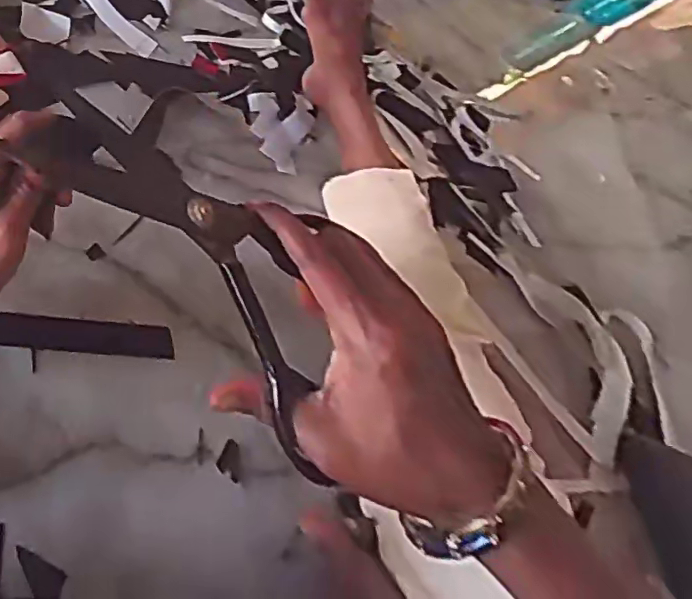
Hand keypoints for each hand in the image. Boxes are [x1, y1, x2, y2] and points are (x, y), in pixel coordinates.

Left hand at [0, 112, 68, 392]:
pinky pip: (16, 188)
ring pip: (23, 169)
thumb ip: (31, 189)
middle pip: (22, 148)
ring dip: (43, 189)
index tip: (74, 133)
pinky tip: (39, 224)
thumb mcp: (9, 230)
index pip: (15, 126)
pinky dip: (33, 201)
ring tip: (49, 219)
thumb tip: (52, 158)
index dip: (47, 125)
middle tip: (64, 195)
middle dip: (49, 168)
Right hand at [210, 205, 509, 521]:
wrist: (466, 480)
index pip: (317, 258)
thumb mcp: (319, 435)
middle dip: (301, 228)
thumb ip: (264, 402)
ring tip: (294, 266)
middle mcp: (393, 310)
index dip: (283, 227)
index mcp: (365, 332)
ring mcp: (412, 310)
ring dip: (325, 247)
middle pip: (341, 241)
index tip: (261, 211)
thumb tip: (226, 394)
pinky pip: (378, 271)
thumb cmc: (404, 460)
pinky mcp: (421, 318)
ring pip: (362, 251)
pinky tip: (329, 295)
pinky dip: (348, 266)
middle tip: (270, 231)